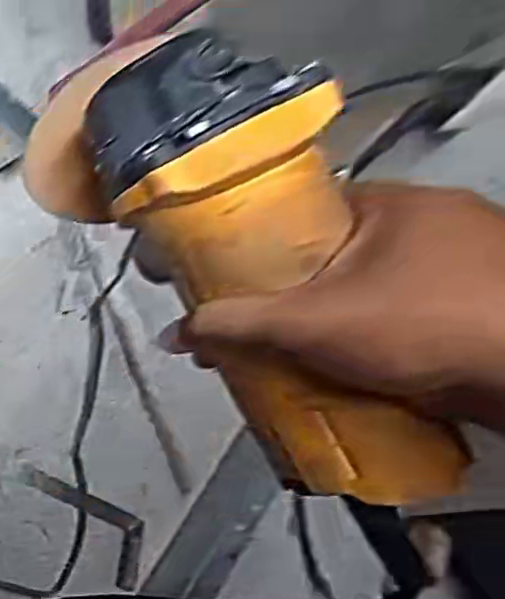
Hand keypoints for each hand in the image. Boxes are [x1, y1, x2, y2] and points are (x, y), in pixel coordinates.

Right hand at [173, 183, 504, 431]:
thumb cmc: (423, 323)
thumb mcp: (302, 323)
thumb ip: (228, 323)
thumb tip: (174, 333)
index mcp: (398, 206)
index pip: (302, 210)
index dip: (249, 240)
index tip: (211, 275)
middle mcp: (429, 223)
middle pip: (317, 256)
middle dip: (267, 295)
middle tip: (230, 327)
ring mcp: (451, 263)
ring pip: (343, 288)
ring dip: (299, 320)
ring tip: (263, 351)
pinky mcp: (458, 303)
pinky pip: (374, 313)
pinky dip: (337, 335)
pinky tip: (313, 360)